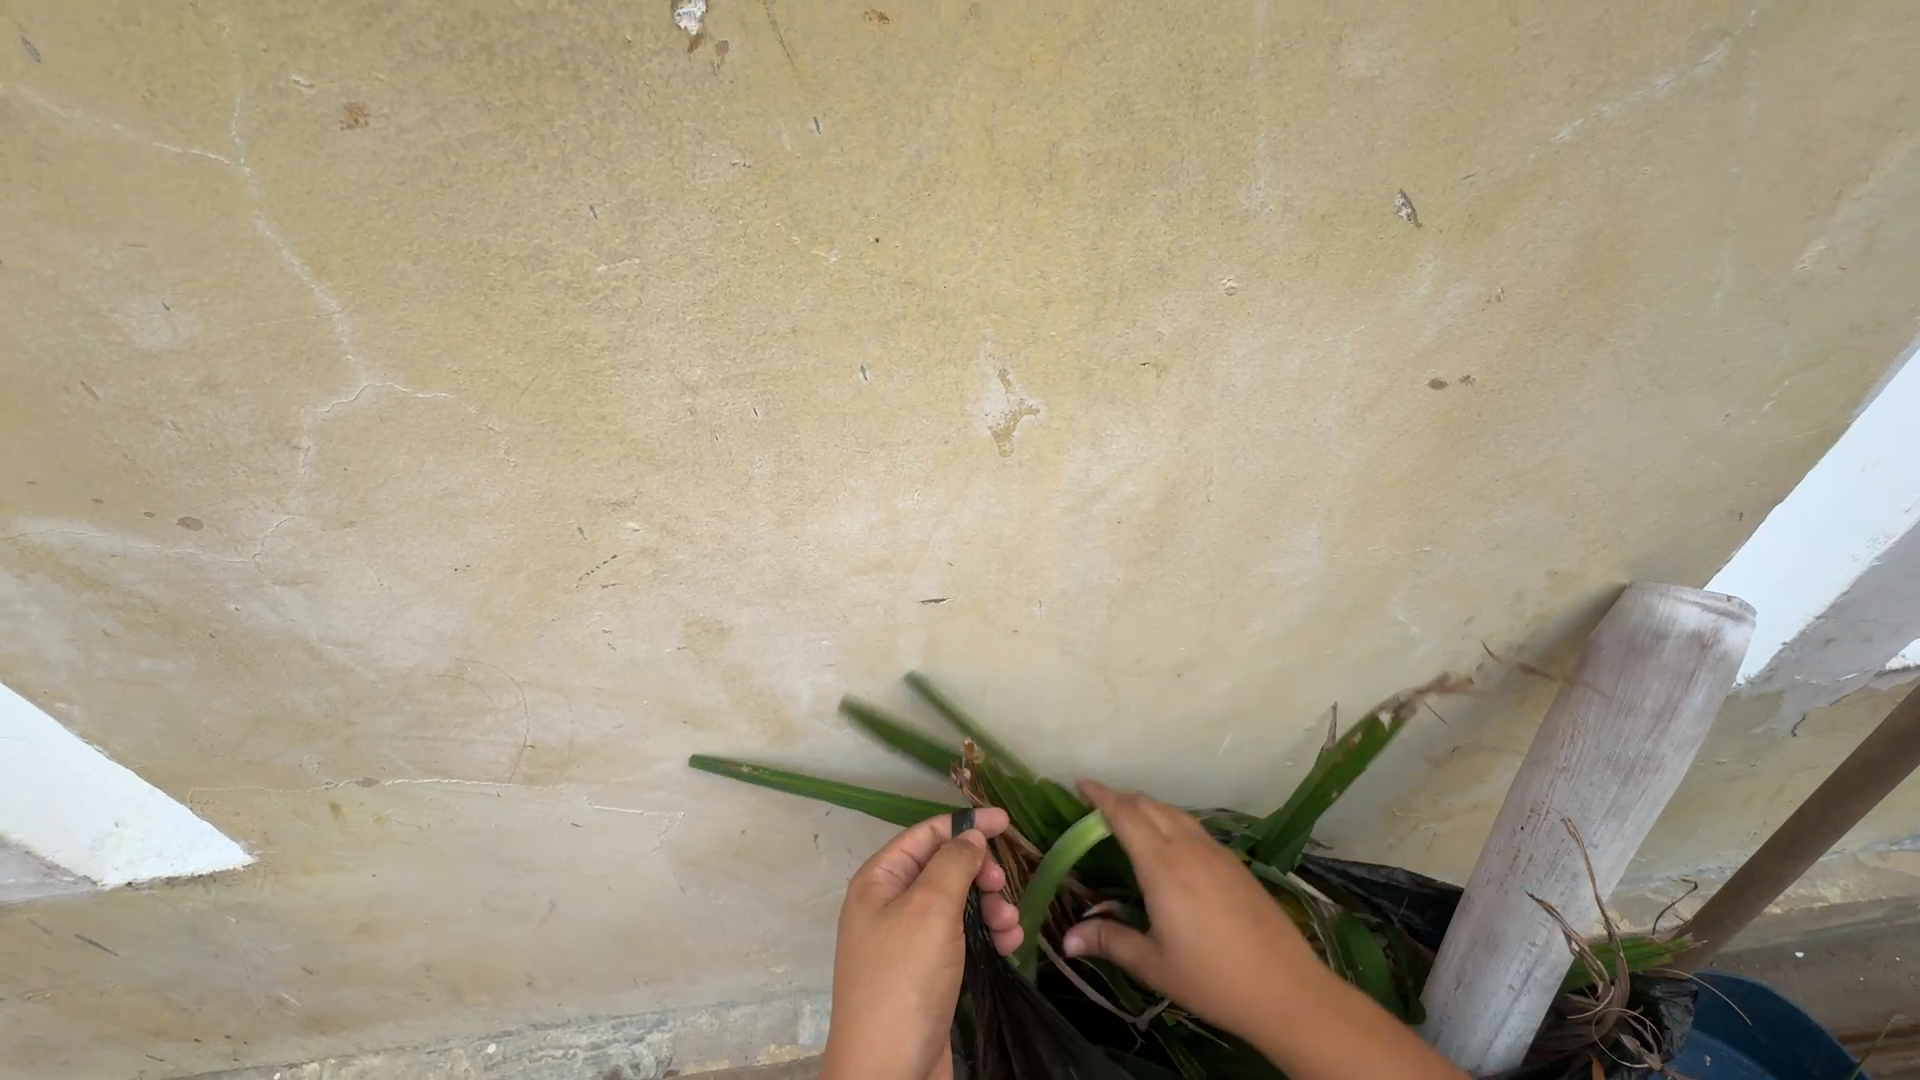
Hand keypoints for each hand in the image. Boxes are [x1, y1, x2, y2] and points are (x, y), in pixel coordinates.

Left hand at [820, 809, 1022, 1079]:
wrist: (889, 1072)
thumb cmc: (904, 979)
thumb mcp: (930, 908)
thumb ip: (953, 863)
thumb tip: (970, 834)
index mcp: (879, 880)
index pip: (925, 834)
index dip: (965, 823)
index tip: (1006, 822)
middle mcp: (889, 903)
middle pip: (943, 867)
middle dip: (979, 872)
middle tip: (1002, 886)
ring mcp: (907, 940)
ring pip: (958, 903)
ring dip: (990, 906)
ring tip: (1010, 924)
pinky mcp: (926, 972)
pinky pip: (961, 936)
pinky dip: (987, 934)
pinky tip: (1008, 944)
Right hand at [1061, 779, 1317, 1042]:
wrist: (1288, 989)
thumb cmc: (1213, 979)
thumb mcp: (1154, 965)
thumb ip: (1110, 942)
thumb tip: (1067, 940)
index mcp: (1162, 866)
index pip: (1124, 815)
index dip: (1100, 796)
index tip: (1080, 784)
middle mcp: (1188, 848)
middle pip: (1149, 805)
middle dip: (1120, 798)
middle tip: (1096, 806)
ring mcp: (1216, 853)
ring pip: (1174, 812)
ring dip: (1147, 807)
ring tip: (1129, 819)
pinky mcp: (1235, 864)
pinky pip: (1193, 827)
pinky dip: (1170, 821)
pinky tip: (1170, 844)